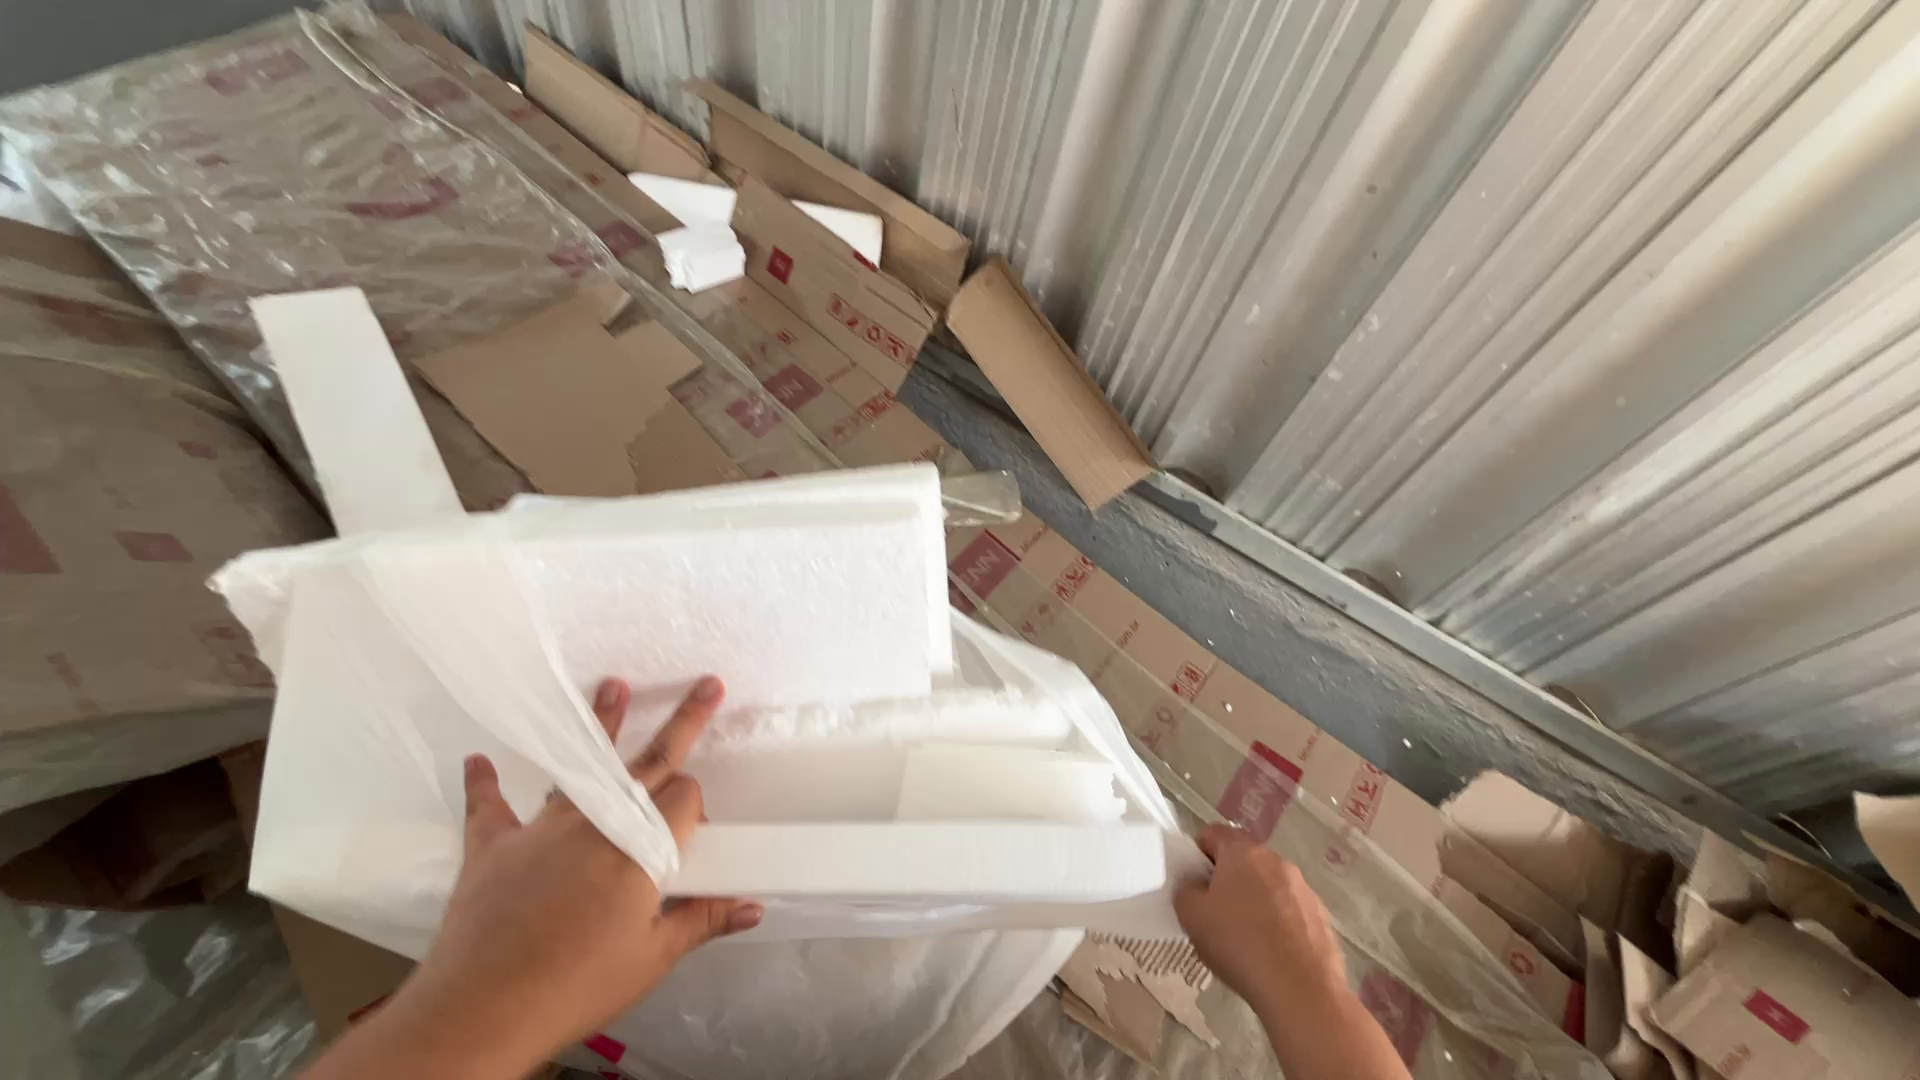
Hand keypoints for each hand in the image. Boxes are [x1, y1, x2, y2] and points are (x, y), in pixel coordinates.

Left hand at [304, 675, 761, 1079]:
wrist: (478, 1013)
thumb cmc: (575, 986)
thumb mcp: (652, 958)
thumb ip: (704, 921)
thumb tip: (755, 906)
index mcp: (640, 849)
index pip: (686, 798)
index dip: (696, 807)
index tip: (694, 832)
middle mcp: (597, 823)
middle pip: (650, 761)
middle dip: (685, 720)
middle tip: (708, 685)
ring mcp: (543, 828)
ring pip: (579, 765)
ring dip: (599, 724)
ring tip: (614, 685)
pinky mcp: (494, 845)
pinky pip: (489, 806)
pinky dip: (484, 784)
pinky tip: (477, 761)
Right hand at [1174, 824, 1346, 1014]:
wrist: (1302, 990)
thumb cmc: (1239, 944)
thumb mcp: (1191, 916)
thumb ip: (1186, 891)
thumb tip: (1197, 888)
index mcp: (1242, 851)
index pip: (1212, 833)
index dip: (1198, 855)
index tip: (1195, 884)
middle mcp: (1275, 860)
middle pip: (1243, 858)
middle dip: (1227, 879)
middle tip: (1216, 912)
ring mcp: (1303, 888)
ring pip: (1268, 884)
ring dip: (1254, 900)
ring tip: (1246, 938)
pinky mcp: (1321, 916)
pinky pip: (1289, 909)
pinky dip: (1278, 921)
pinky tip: (1271, 952)